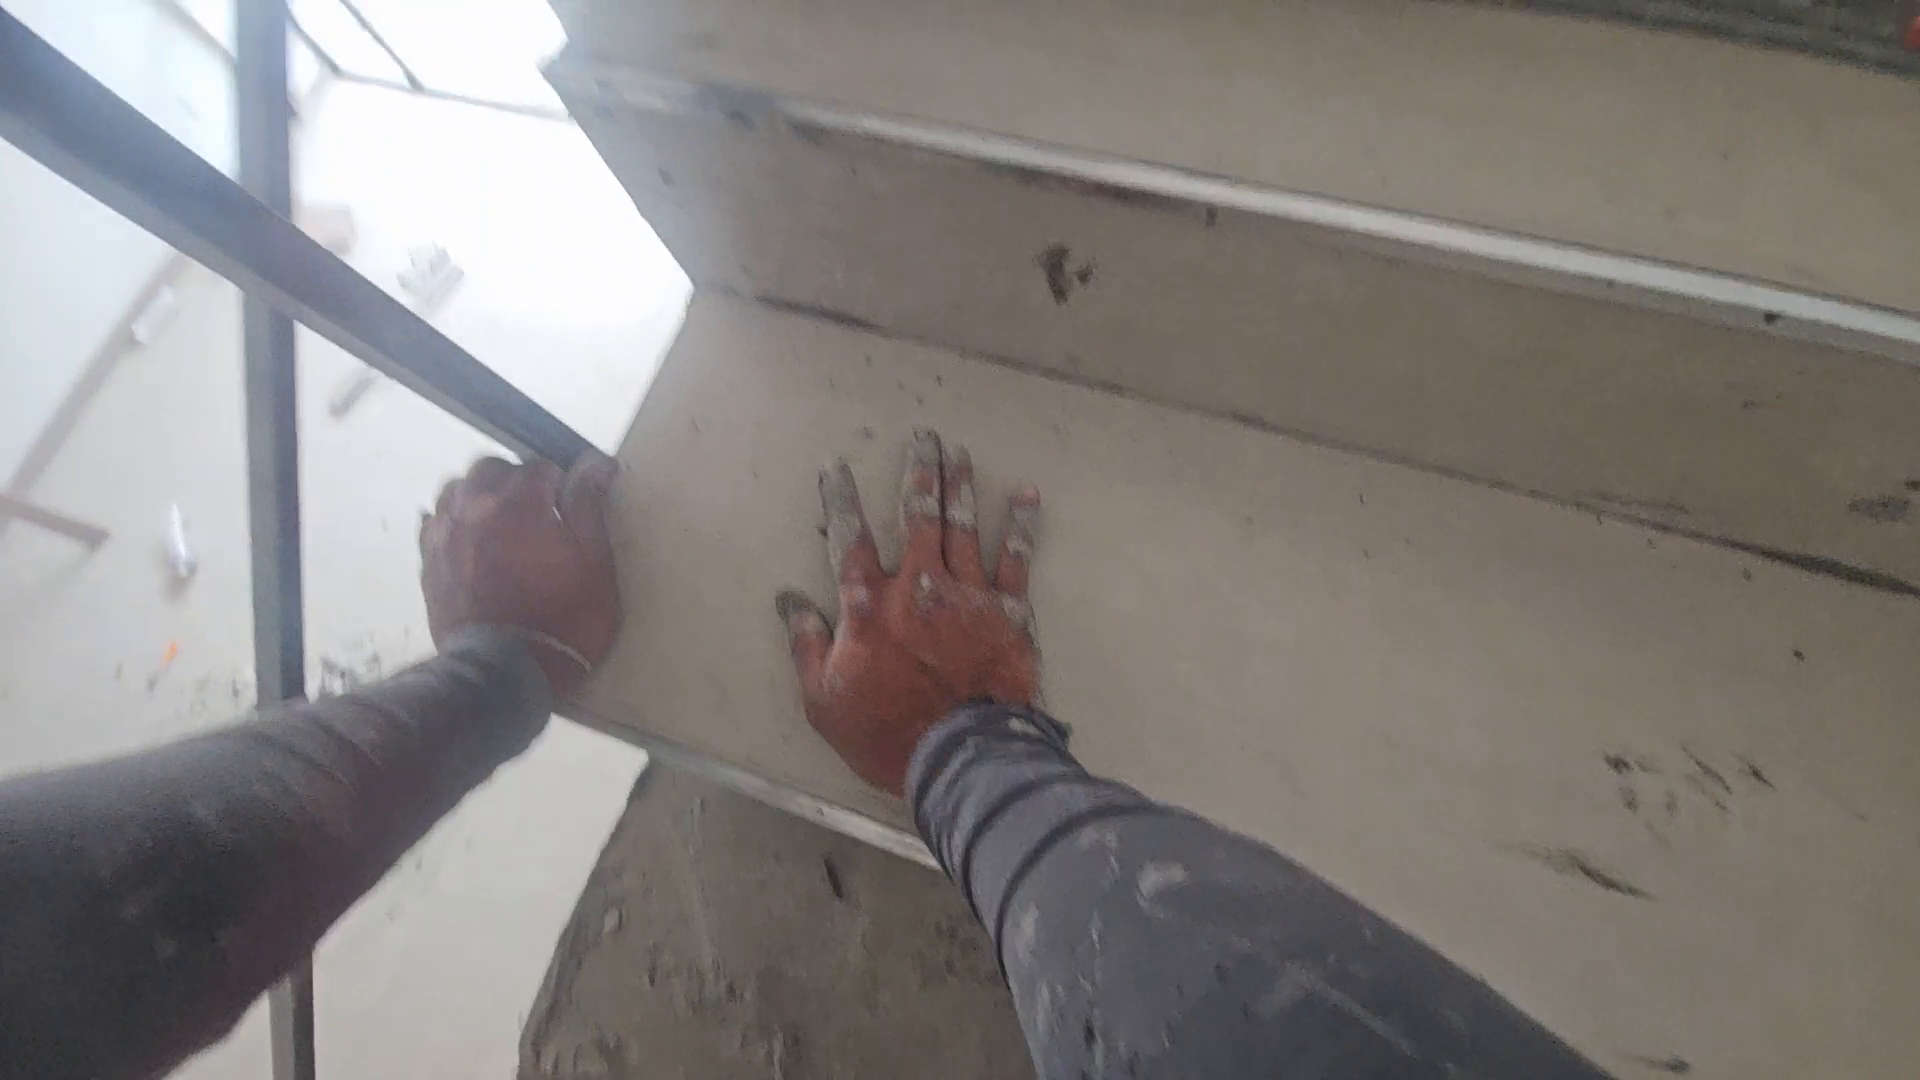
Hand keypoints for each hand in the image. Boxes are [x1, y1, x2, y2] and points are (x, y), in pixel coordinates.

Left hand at [419, 455, 621, 699]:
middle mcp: (474, 508)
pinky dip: (457, 521)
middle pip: (491, 468)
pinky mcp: (428, 562)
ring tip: (507, 523)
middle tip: (544, 511)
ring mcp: (444, 534)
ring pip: (457, 490)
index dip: (564, 482)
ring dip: (483, 495)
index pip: (541, 466)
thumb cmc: (566, 617)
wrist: (508, 672)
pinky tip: (477, 542)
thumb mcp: (596, 562)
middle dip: (518, 480)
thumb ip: (589, 506)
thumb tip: (596, 462)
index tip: (577, 505)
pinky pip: (436, 521)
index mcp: (519, 503)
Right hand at [777, 429, 1040, 795]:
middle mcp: (916, 584)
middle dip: (919, 471)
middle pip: (916, 513)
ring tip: (960, 452)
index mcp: (868, 604)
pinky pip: (1016, 558)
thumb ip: (805, 645)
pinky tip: (1027, 494)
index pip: (846, 536)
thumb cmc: (885, 733)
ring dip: (961, 483)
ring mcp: (966, 592)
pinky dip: (1021, 524)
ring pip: (962, 523)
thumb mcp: (823, 699)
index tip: (835, 467)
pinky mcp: (1007, 609)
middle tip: (924, 437)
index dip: (839, 497)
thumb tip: (789, 601)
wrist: (961, 758)